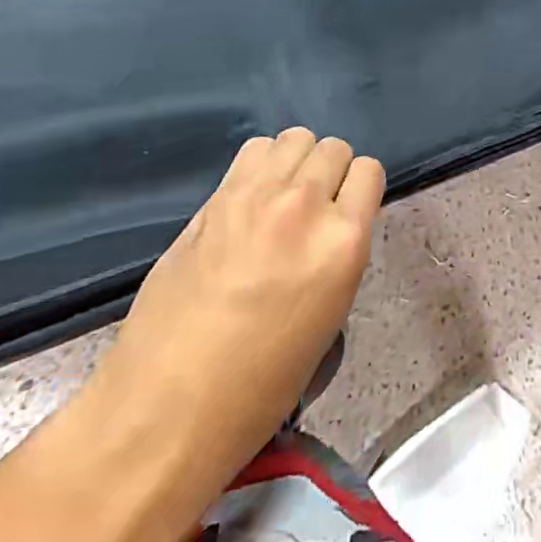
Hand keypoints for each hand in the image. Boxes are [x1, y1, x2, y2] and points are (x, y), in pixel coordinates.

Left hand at [0, 129, 384, 541]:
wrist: (171, 404)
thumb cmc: (263, 383)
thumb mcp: (330, 316)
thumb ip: (338, 253)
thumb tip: (332, 225)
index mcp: (343, 242)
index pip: (369, 171)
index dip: (361, 189)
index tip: (349, 210)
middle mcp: (304, 206)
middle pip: (333, 148)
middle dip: (332, 172)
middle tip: (316, 207)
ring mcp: (255, 197)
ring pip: (295, 137)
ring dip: (298, 161)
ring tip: (285, 196)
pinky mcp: (214, 199)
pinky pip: (253, 151)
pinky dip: (262, 164)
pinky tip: (253, 198)